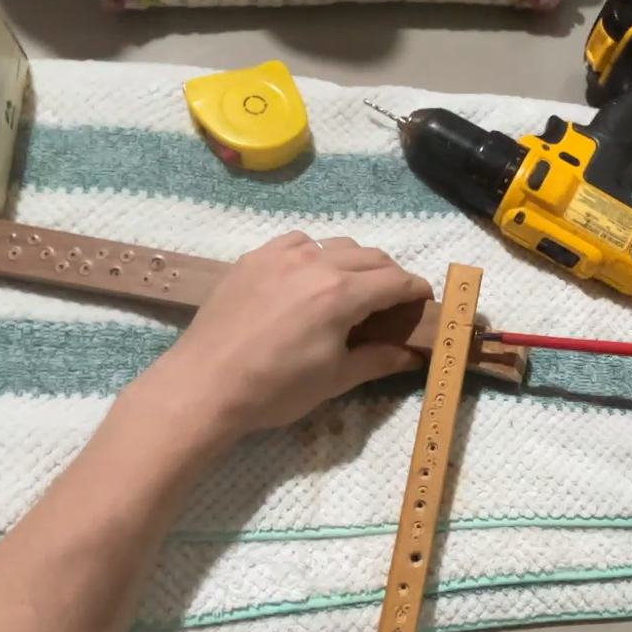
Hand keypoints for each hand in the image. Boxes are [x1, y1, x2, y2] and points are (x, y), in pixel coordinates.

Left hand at [136, 232, 431, 437]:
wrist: (205, 385)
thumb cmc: (275, 389)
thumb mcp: (334, 380)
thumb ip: (378, 360)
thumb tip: (412, 356)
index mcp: (341, 294)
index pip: (395, 281)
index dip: (417, 290)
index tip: (425, 300)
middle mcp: (316, 263)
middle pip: (371, 256)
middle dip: (391, 276)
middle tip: (393, 302)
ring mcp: (281, 255)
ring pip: (336, 244)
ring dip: (355, 262)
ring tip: (353, 288)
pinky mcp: (255, 257)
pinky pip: (299, 242)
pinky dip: (316, 254)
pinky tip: (309, 277)